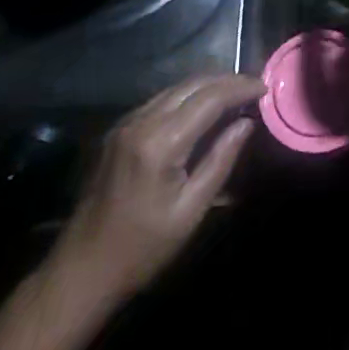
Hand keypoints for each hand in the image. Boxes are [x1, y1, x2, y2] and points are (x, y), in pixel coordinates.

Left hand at [49, 74, 265, 301]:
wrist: (82, 268)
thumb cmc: (143, 247)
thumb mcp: (192, 209)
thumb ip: (221, 160)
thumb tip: (246, 124)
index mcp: (160, 143)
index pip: (210, 98)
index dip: (241, 88)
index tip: (266, 87)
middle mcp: (140, 123)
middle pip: (192, 84)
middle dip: (227, 81)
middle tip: (256, 87)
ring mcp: (125, 124)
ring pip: (175, 88)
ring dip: (208, 86)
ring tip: (237, 94)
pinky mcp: (118, 131)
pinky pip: (160, 101)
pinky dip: (188, 96)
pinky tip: (204, 108)